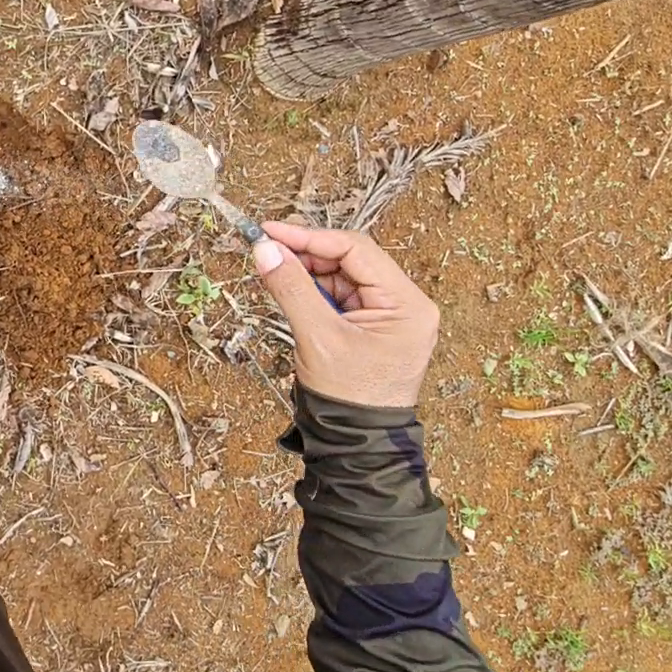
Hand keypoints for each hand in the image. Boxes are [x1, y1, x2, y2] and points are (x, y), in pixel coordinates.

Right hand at [251, 222, 440, 407]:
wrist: (356, 440)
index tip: (269, 231)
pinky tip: (285, 288)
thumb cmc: (349, 395)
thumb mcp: (317, 336)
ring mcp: (385, 314)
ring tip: (270, 271)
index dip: (309, 236)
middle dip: (304, 253)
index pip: (356, 250)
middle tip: (263, 249)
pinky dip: (307, 289)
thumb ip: (291, 288)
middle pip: (347, 259)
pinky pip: (334, 294)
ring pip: (337, 274)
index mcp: (407, 304)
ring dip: (303, 270)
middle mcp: (402, 303)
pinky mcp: (366, 324)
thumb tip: (264, 249)